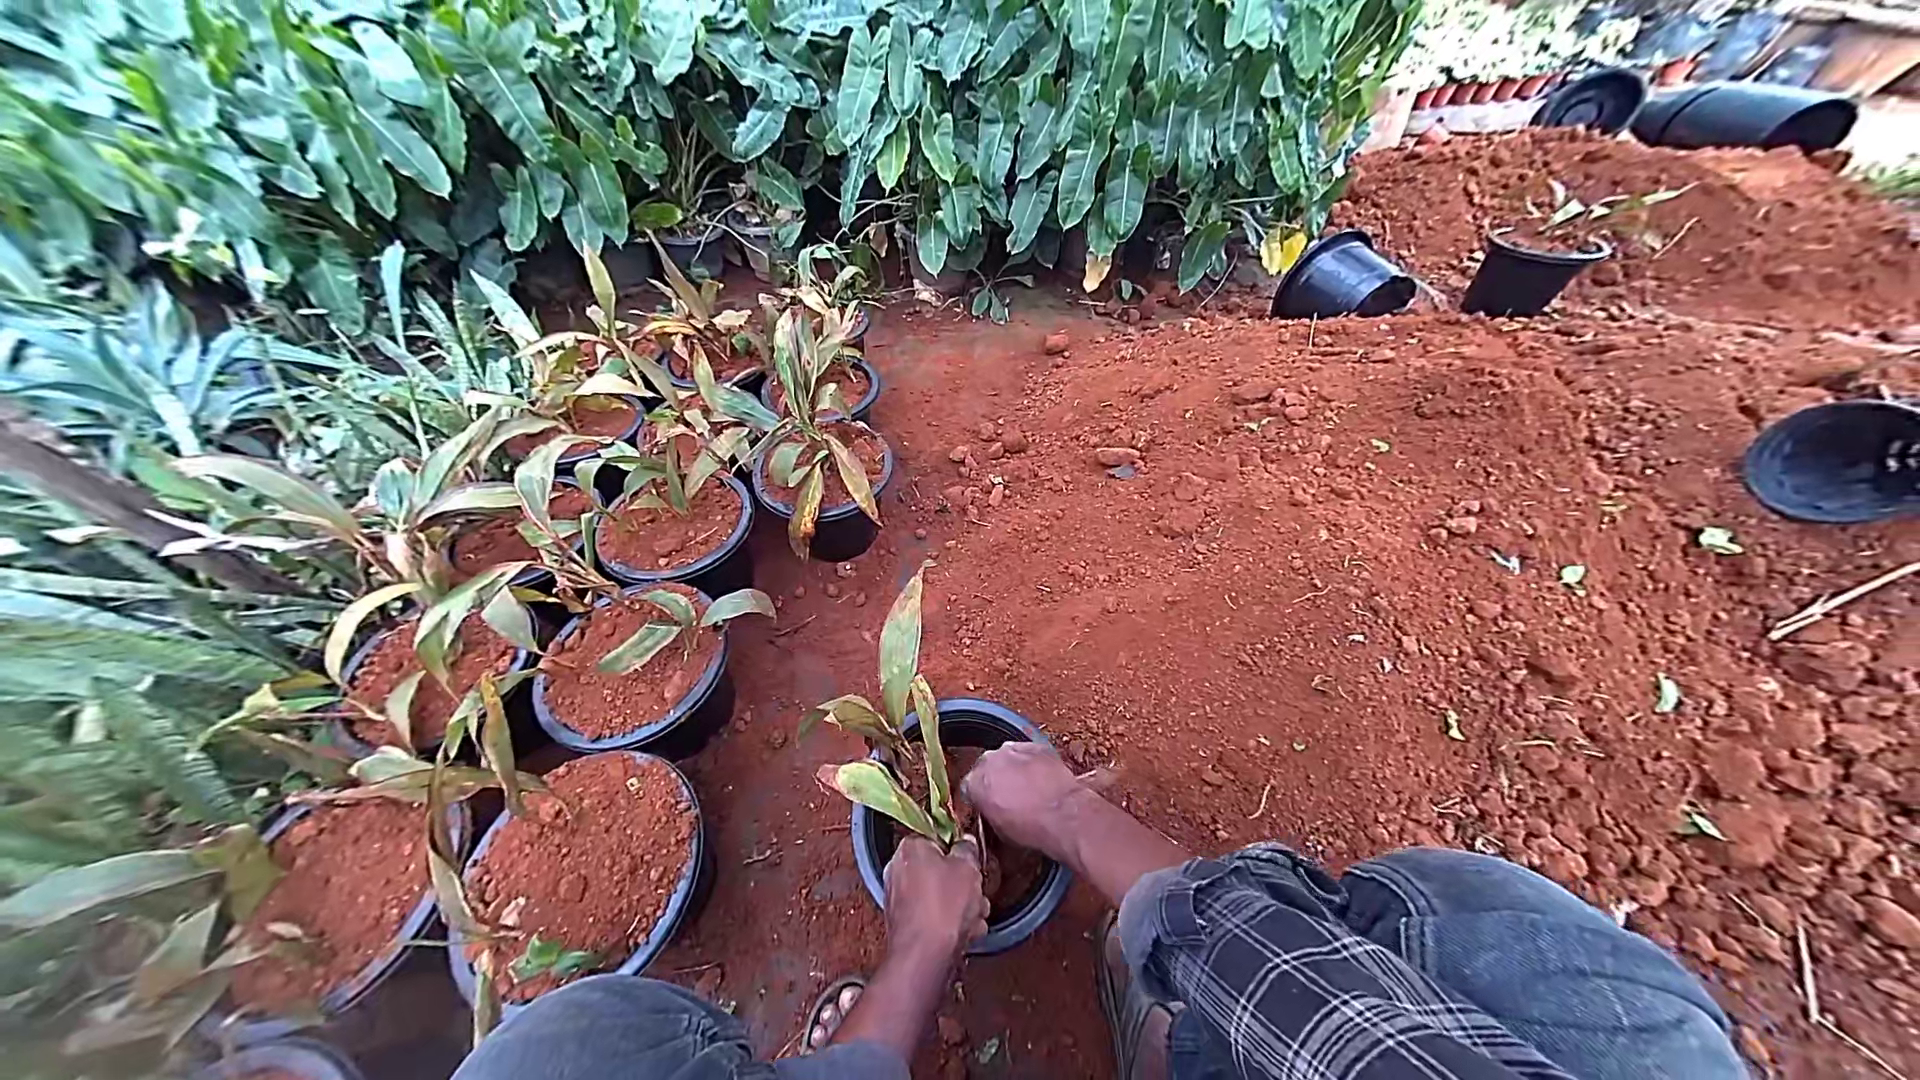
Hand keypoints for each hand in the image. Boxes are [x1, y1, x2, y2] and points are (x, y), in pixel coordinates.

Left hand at [883, 836, 987, 965]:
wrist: (925, 957)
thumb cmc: (944, 907)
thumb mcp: (968, 868)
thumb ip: (967, 849)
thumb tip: (965, 843)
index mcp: (909, 847)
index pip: (937, 838)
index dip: (958, 851)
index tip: (972, 861)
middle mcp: (897, 869)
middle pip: (938, 869)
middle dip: (962, 882)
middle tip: (978, 891)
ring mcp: (897, 899)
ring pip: (936, 894)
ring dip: (959, 905)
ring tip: (977, 916)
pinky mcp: (902, 925)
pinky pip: (930, 915)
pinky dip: (947, 922)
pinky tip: (966, 933)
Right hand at [958, 742, 1097, 860]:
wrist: (1063, 814)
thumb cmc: (1032, 827)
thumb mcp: (1000, 830)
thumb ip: (988, 812)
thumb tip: (992, 811)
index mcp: (975, 783)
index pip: (969, 786)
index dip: (979, 796)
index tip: (987, 803)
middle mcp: (990, 761)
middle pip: (986, 766)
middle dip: (994, 779)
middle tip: (1008, 795)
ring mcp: (1012, 750)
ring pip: (1006, 756)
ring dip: (1012, 768)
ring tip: (1027, 786)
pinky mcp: (1035, 746)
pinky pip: (1027, 751)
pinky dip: (1032, 762)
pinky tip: (1040, 777)